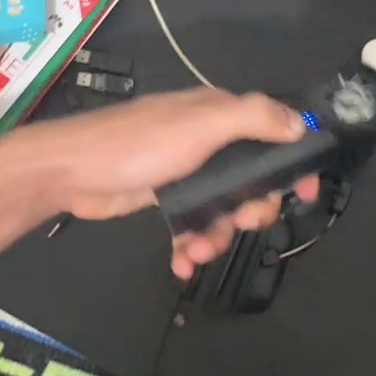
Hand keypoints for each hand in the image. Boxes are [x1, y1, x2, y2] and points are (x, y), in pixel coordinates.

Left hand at [0, 88, 321, 277]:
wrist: (69, 172)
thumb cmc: (137, 145)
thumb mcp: (200, 125)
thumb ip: (252, 118)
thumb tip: (299, 123)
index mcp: (219, 114)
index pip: (273, 132)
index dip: (293, 162)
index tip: (306, 192)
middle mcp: (207, 139)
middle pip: (253, 180)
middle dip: (252, 209)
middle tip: (241, 223)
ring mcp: (187, 170)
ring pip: (223, 209)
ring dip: (217, 236)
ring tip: (197, 251)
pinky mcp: (166, 197)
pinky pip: (194, 223)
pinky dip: (192, 244)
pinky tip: (182, 261)